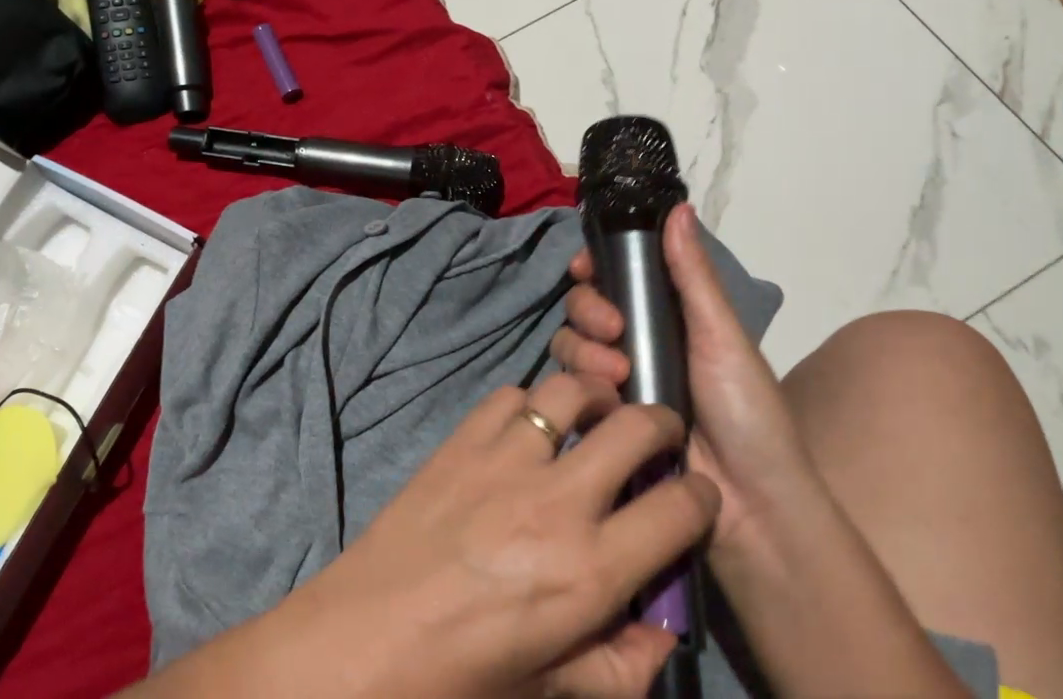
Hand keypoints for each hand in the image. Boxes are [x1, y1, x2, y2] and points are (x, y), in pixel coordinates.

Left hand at [273, 374, 720, 698]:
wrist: (362, 642)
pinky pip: (508, 396)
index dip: (700, 498)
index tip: (693, 498)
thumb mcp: (554, 690)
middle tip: (658, 438)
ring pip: (569, 392)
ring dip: (595, 398)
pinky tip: (528, 427)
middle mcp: (556, 502)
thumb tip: (662, 630)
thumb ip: (624, 664)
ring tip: (597, 415)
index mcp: (590, 571)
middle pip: (636, 428)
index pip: (680, 510)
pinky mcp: (459, 443)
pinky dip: (529, 403)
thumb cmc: (460, 676)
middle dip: (663, 426)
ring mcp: (503, 462)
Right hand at [552, 203, 817, 557]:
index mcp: (667, 318)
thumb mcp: (721, 337)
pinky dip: (576, 387)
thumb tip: (677, 206)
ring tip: (617, 377)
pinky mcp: (598, 422)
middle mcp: (635, 344)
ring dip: (585, 351)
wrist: (747, 502)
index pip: (614, 277)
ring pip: (569, 346)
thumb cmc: (747, 412)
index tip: (585, 268)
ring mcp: (614, 385)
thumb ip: (692, 276)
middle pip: (582, 308)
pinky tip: (601, 401)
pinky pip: (566, 391)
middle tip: (615, 330)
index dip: (593, 266)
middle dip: (589, 310)